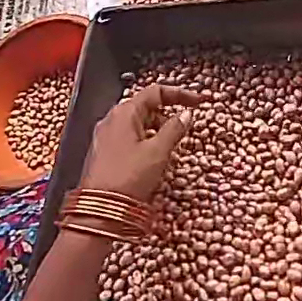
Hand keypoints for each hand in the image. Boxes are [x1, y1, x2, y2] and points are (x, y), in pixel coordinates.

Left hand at [78, 85, 204, 200]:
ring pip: (138, 125)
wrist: (102, 209)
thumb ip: (174, 129)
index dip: (180, 94)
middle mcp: (111, 121)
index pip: (155, 92)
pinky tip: (154, 157)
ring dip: (158, 130)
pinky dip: (146, 142)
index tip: (199, 101)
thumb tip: (186, 114)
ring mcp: (106, 137)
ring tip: (172, 145)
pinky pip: (130, 140)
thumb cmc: (128, 177)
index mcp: (124, 113)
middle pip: (145, 107)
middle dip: (168, 113)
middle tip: (186, 125)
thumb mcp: (158, 151)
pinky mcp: (105, 154)